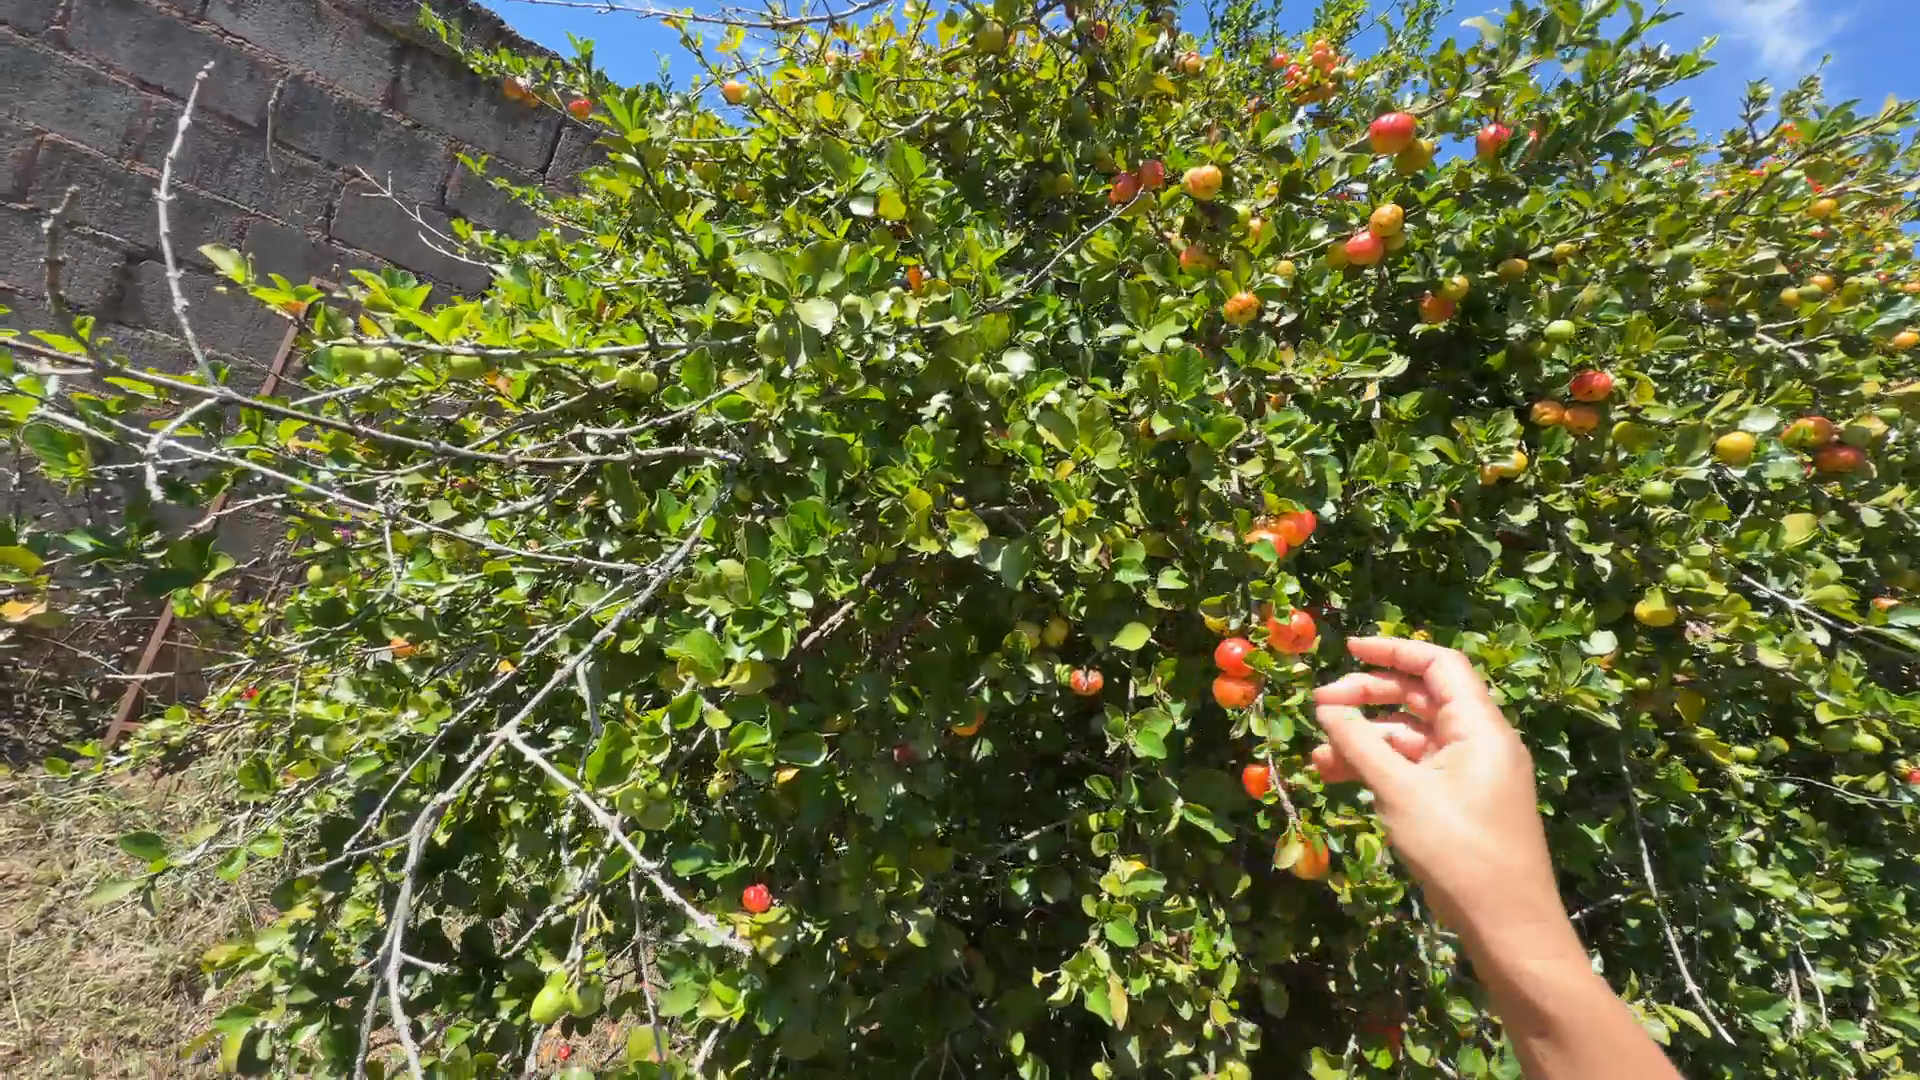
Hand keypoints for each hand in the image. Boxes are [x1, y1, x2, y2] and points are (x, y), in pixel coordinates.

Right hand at [1310, 637, 1570, 952]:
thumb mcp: (1400, 791)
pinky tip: (1335, 775)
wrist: (1507, 929)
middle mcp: (1475, 741)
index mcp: (1479, 729)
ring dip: (1360, 738)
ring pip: (1405, 734)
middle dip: (1365, 697)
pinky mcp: (1452, 798)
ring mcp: (1464, 771)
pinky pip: (1407, 765)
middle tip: (1319, 706)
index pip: (1440, 665)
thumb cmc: (1460, 851)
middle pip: (1416, 697)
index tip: (1348, 650)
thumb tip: (1325, 707)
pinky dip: (1372, 765)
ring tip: (1318, 755)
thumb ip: (1359, 743)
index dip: (1394, 651)